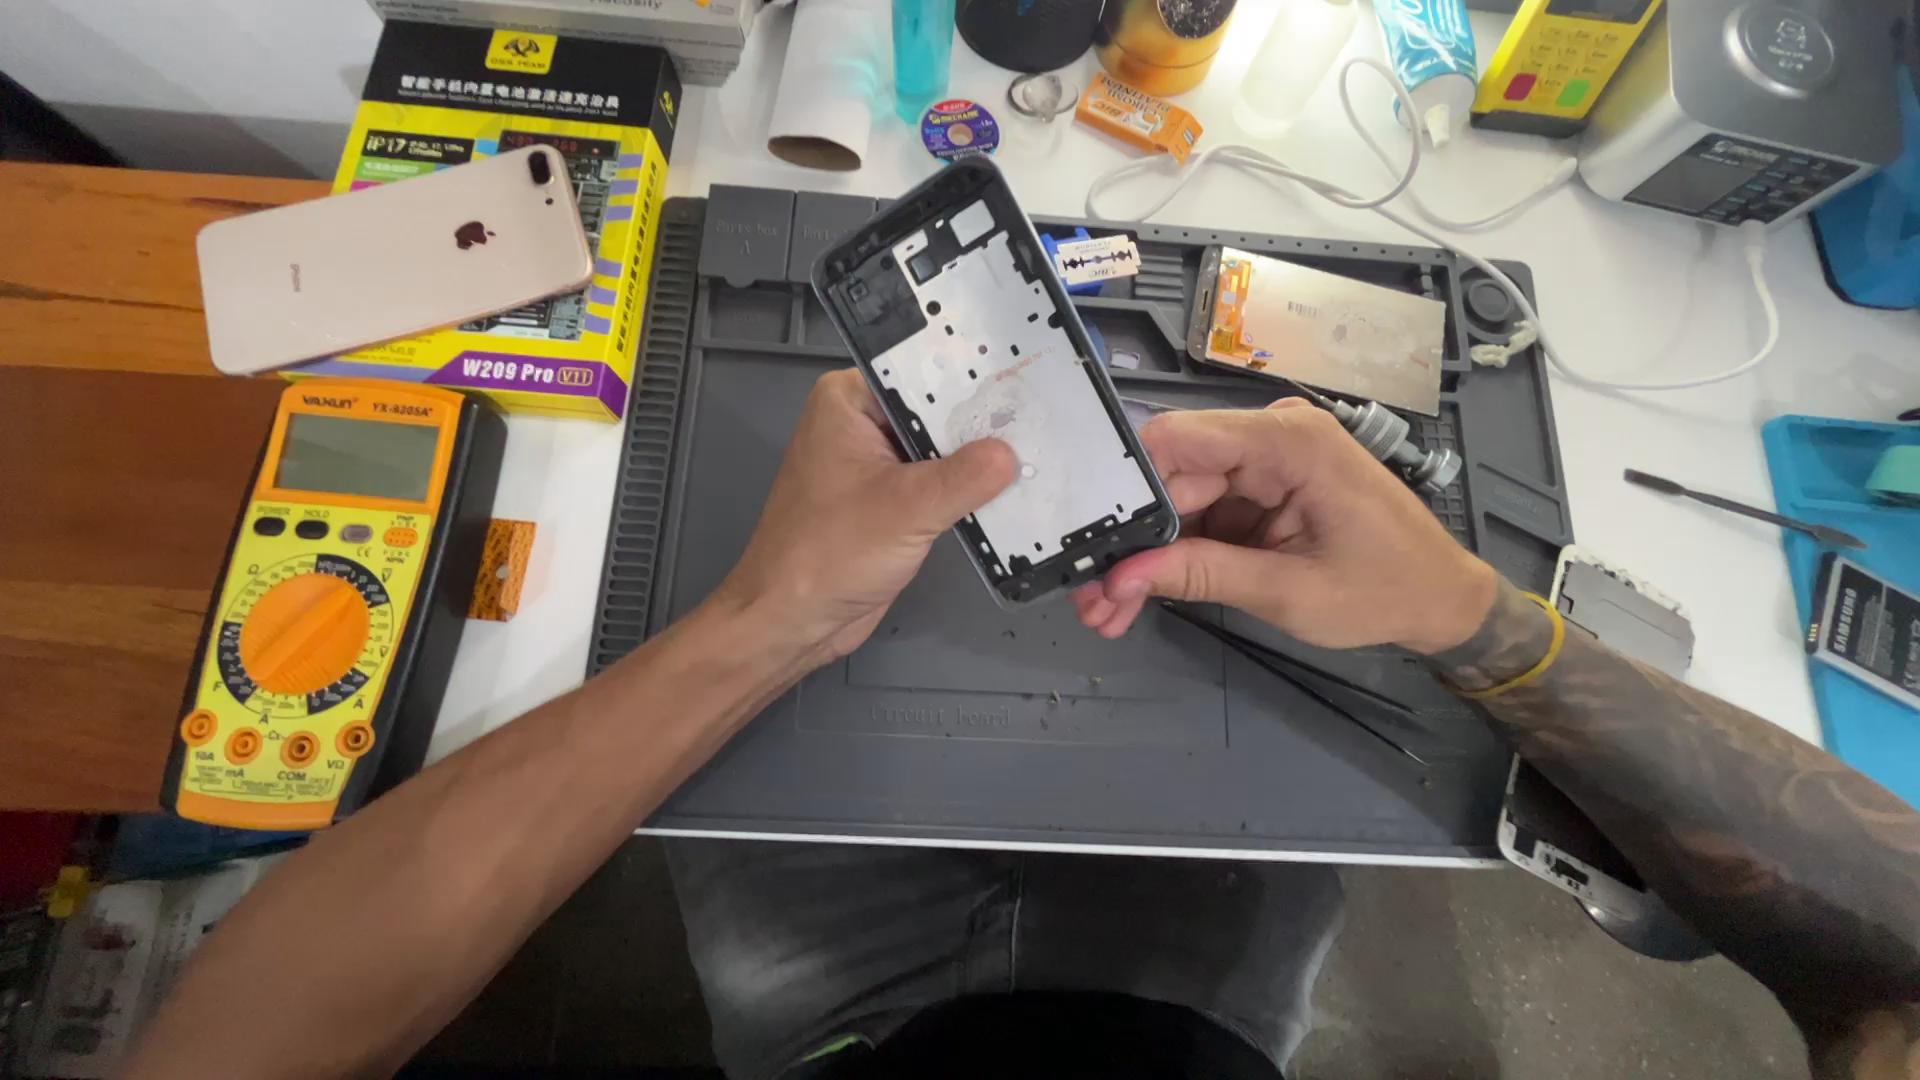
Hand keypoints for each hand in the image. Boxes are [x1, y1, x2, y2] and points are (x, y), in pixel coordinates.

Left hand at [714, 368, 1016, 667]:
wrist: (793, 620)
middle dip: (984, 421)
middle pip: (935, 410)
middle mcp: (862, 424)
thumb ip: (964, 477)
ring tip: (1042, 449)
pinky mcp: (891, 502)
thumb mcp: (905, 508)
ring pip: (941, 449)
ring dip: (981, 460)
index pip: (920, 372)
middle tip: (1047, 415)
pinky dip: (969, 491)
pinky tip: (1015, 489)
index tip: (1027, 376)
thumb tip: (1012, 453)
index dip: (972, 376)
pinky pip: (938, 484)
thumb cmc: (831, 554)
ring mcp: (877, 465)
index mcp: (848, 401)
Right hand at [1072, 399, 1496, 652]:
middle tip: (1092, 598)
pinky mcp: (1256, 489)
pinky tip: (1140, 596)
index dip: (1128, 486)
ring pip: (1177, 502)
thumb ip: (1203, 575)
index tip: (1091, 540)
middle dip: (1130, 540)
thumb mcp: (1290, 591)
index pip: (1178, 439)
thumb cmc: (1386, 591)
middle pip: (1171, 477)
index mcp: (1288, 443)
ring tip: (1108, 610)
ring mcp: (1262, 463)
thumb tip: (1120, 580)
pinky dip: (1172, 556)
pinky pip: (1199, 515)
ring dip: (1144, 557)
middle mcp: (1269, 438)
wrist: (1442, 600)